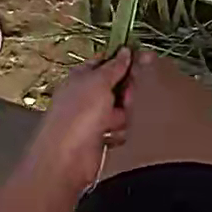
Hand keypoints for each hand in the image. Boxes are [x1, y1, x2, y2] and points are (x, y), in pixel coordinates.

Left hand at [22, 48, 133, 194]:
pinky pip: (120, 128)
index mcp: (82, 75)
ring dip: (123, 114)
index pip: (108, 60)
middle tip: (126, 98)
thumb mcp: (99, 82)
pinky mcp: (100, 136)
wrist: (66, 161)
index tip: (144, 58)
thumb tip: (125, 51)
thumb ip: (115, 66)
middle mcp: (87, 94)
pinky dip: (118, 133)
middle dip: (127, 91)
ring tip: (113, 123)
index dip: (126, 59)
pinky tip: (109, 137)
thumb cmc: (78, 115)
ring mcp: (93, 116)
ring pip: (123, 107)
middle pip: (119, 84)